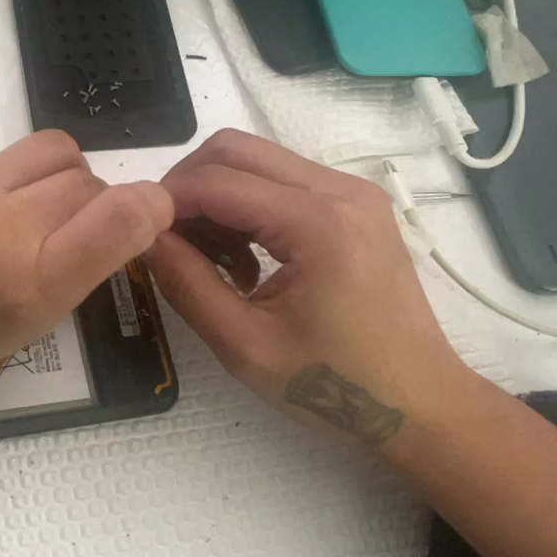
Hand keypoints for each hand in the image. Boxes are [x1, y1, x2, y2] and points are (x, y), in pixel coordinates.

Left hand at [0, 130, 173, 407]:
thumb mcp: (15, 334)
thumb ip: (70, 274)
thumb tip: (114, 220)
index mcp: (27, 284)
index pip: (123, 216)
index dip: (150, 208)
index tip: (144, 215)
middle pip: (88, 179)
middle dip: (92, 202)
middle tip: (61, 232)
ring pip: (51, 150)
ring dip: (55, 178)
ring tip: (23, 211)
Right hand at [141, 130, 470, 445]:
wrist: (420, 407)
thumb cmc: (333, 387)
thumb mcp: (242, 345)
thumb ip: (184, 282)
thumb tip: (143, 237)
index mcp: (318, 223)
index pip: (214, 181)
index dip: (164, 202)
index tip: (136, 235)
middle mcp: (339, 189)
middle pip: (232, 149)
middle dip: (185, 186)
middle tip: (167, 239)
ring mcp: (352, 191)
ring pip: (253, 158)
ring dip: (215, 195)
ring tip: (208, 258)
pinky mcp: (353, 204)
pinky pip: (279, 178)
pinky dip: (244, 203)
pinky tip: (244, 258)